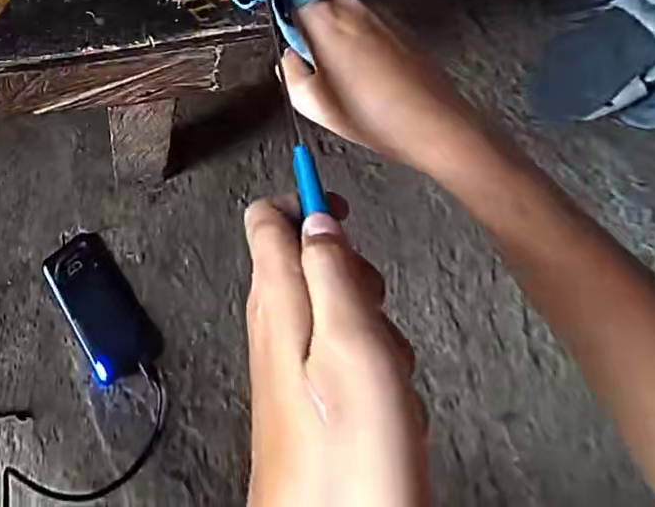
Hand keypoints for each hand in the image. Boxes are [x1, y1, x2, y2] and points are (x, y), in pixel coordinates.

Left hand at [245, 196, 427, 506]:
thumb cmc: (350, 455)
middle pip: (303, 257)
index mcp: (277, 296)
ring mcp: (287, 357)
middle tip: (374, 304)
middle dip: (349, 270)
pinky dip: (371, 366)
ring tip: (387, 371)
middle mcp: (273, 320)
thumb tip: (318, 216)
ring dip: (370, 326)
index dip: (304, 199)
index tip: (342, 208)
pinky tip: (387, 405)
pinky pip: (342, 352)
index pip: (267, 217)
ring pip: (332, 306)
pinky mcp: (306, 393)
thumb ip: (332, 270)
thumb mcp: (353, 342)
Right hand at [279, 0, 480, 179]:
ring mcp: (380, 16)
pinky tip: (363, 71)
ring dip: (333, 26)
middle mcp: (352, 9)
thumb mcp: (312, 104)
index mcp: (324, 20)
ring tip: (336, 66)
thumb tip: (290, 59)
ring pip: (343, 10)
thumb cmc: (374, 116)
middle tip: (304, 47)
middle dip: (307, 15)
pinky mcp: (400, 28)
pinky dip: (358, 36)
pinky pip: (367, 23)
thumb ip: (290, 72)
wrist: (434, 126)